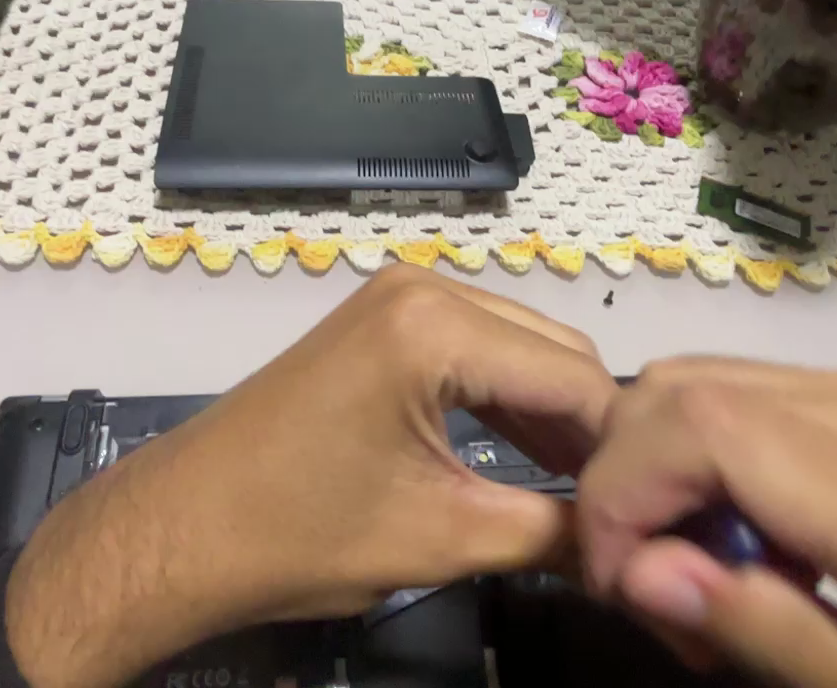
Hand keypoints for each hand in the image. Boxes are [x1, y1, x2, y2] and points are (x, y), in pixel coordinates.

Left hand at [0, 265, 617, 687]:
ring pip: (515, 346)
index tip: (650, 513)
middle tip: (618, 507)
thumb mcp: (441, 535)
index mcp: (438, 324)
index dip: (622, 449)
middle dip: (589, 427)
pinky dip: (504, 395)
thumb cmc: (301, 531)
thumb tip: (627, 549)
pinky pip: (472, 347)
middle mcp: (425, 286)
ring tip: (582, 489)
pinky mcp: (384, 318)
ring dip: (550, 411)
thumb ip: (551, 532)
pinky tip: (526, 451)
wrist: (186, 522)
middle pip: (551, 349)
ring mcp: (400, 296)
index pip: (575, 376)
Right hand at [576, 358, 836, 687]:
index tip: (615, 584)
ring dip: (655, 461)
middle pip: (681, 388)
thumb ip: (775, 638)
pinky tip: (740, 532)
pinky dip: (697, 449)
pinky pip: (739, 394)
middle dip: (623, 477)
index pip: (700, 426)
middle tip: (647, 588)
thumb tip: (638, 570)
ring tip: (688, 565)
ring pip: (697, 379)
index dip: (621, 489)